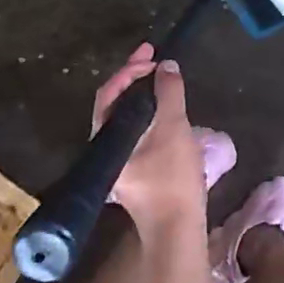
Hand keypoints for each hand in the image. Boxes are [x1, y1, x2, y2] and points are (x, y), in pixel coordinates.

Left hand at [93, 44, 205, 237]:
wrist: (176, 225)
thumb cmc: (170, 176)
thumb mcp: (173, 127)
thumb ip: (169, 93)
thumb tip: (167, 66)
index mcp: (106, 137)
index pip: (109, 94)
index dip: (128, 71)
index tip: (152, 57)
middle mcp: (108, 146)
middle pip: (116, 103)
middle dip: (136, 77)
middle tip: (156, 57)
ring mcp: (122, 158)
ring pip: (128, 116)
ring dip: (145, 93)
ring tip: (163, 76)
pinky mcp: (137, 167)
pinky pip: (139, 128)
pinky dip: (151, 111)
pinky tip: (168, 107)